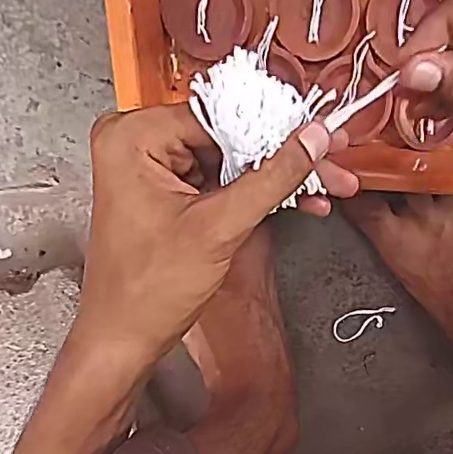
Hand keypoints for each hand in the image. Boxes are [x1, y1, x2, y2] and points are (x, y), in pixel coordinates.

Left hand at [78, 103, 357, 369]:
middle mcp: (136, 143)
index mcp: (133, 138)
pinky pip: (220, 178)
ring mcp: (152, 167)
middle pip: (229, 135)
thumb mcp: (220, 228)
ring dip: (275, 177)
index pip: (222, 115)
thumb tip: (309, 140)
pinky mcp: (167, 190)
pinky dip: (254, 193)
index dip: (277, 130)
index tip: (318, 136)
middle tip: (327, 163)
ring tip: (320, 185)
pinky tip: (293, 200)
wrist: (125, 337)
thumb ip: (272, 178)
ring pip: (231, 158)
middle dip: (283, 157)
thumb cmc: (146, 293)